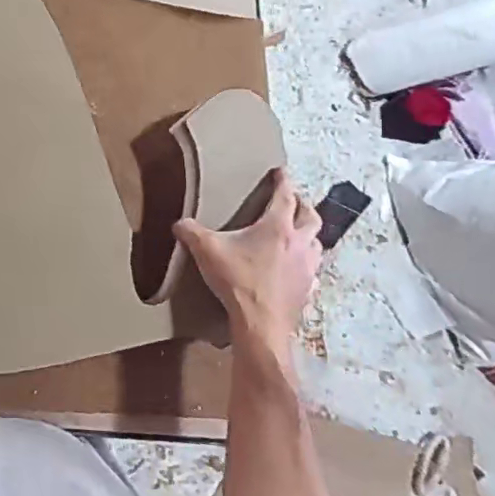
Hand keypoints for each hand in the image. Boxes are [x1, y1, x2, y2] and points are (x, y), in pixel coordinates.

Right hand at [172, 167, 322, 348]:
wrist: (260, 323)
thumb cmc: (238, 281)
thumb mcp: (207, 251)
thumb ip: (190, 232)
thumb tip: (178, 223)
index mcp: (277, 227)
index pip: (285, 195)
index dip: (283, 181)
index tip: (282, 172)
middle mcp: (298, 242)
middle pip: (310, 215)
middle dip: (302, 204)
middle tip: (293, 200)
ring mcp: (307, 267)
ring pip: (317, 241)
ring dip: (309, 232)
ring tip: (298, 231)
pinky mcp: (307, 288)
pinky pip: (312, 269)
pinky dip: (307, 262)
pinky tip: (297, 267)